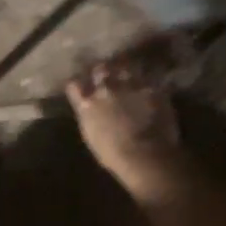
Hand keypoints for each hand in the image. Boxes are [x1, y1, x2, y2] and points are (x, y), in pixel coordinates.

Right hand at [67, 41, 191, 202]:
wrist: (145, 156)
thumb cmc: (114, 154)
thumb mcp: (91, 136)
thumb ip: (88, 116)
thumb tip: (88, 108)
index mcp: (86, 103)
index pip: (74, 85)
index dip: (78, 85)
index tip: (81, 86)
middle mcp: (105, 90)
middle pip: (100, 70)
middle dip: (102, 70)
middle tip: (106, 73)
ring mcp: (129, 87)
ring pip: (125, 69)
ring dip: (125, 70)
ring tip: (130, 73)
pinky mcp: (152, 90)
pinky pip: (148, 80)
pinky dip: (148, 83)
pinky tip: (150, 86)